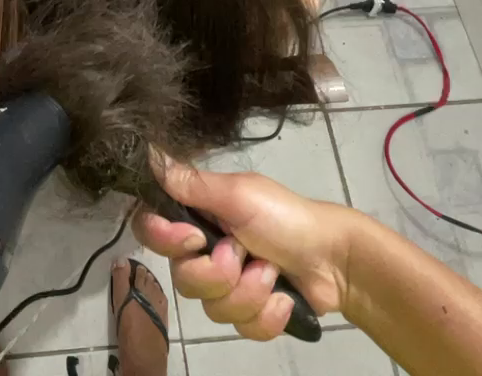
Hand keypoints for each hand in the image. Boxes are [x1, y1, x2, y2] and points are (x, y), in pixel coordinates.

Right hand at [132, 153, 372, 340]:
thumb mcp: (237, 194)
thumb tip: (147, 153)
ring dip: (248, 291)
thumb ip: (191, 183)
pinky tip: (283, 298)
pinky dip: (265, 315)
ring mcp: (226, 284)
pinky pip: (240, 328)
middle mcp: (203, 250)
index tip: (194, 237)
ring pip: (211, 307)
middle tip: (244, 253)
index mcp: (197, 215)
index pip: (151, 229)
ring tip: (271, 272)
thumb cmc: (283, 216)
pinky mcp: (248, 312)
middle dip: (218, 273)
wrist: (334, 260)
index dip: (165, 240)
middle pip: (181, 278)